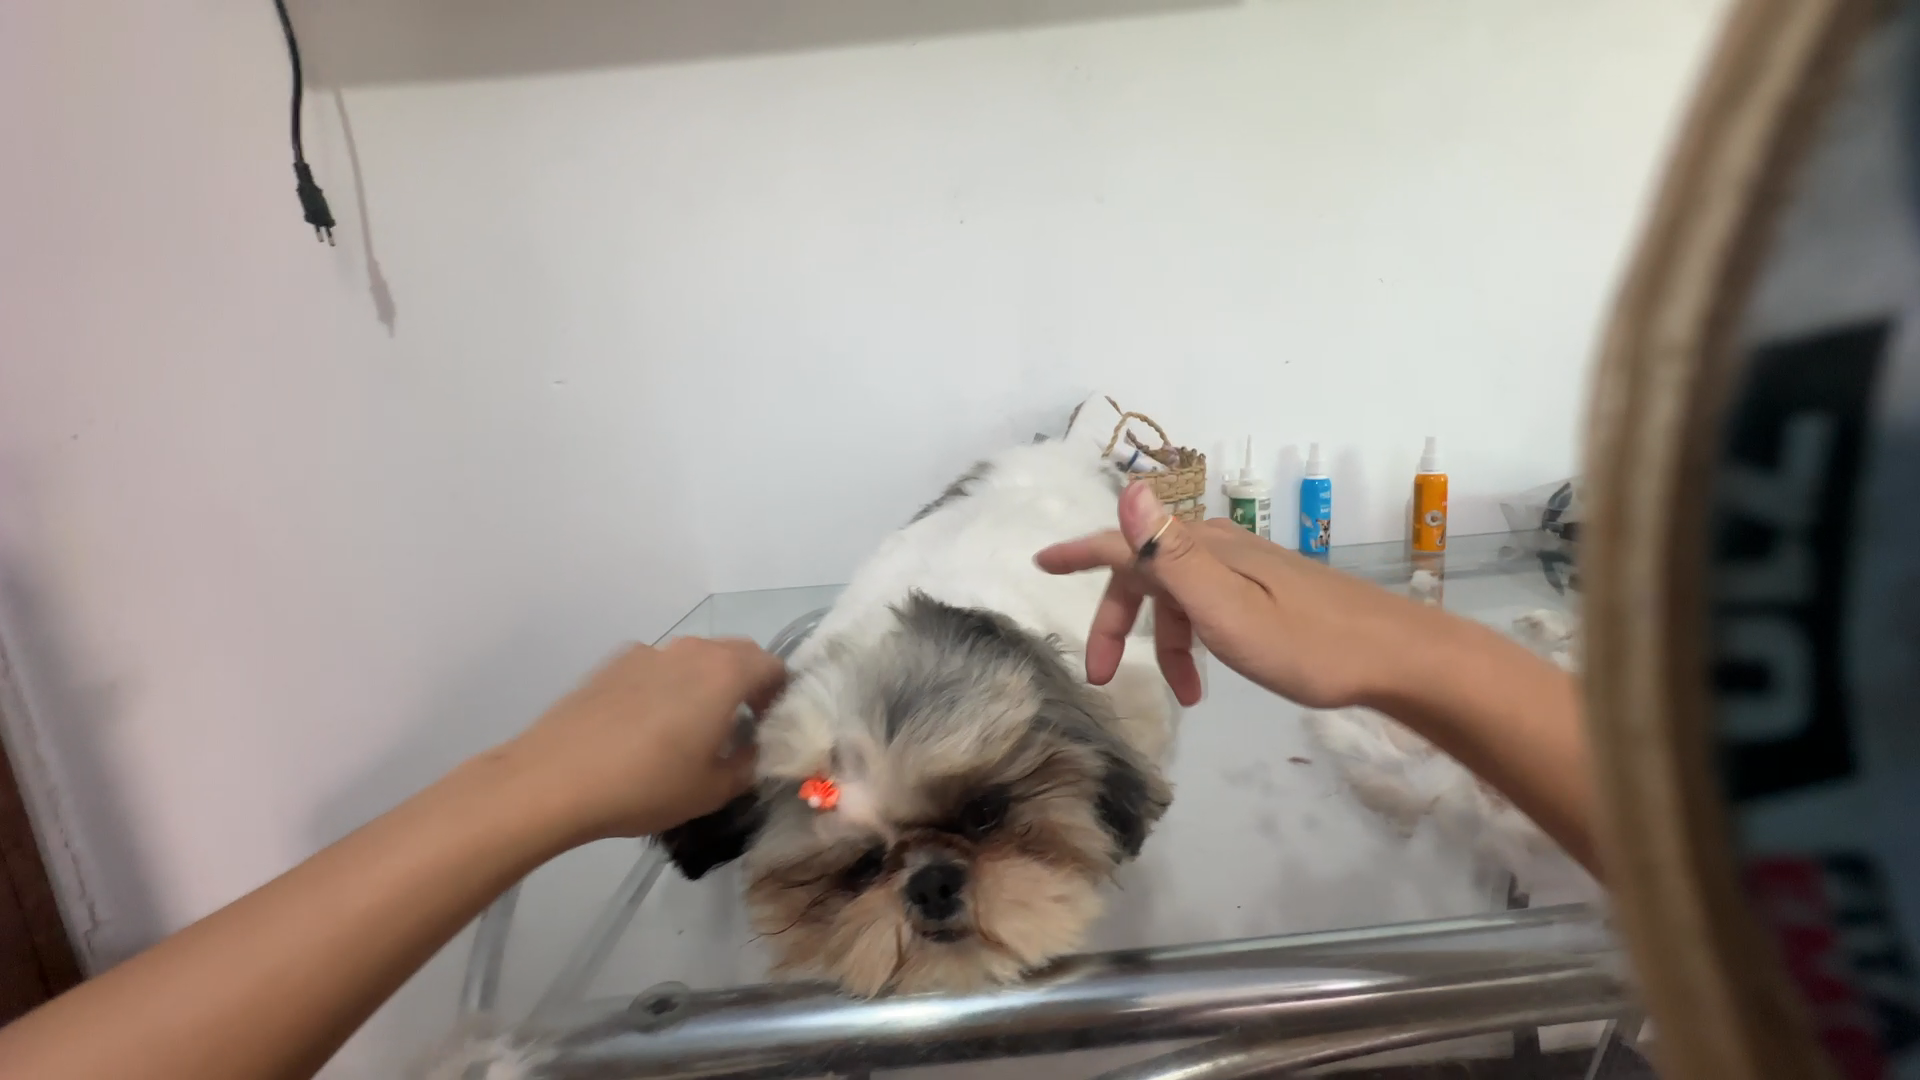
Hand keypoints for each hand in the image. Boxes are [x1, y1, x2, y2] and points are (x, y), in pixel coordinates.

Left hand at [503, 638, 787, 841]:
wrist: (551, 781)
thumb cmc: (645, 785)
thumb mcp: (713, 790)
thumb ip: (748, 765)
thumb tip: (754, 751)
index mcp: (727, 673)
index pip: (774, 667)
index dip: (780, 695)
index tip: (769, 727)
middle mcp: (693, 650)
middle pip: (738, 654)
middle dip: (747, 683)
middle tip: (739, 724)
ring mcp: (650, 652)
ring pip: (696, 658)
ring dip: (707, 682)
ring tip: (689, 726)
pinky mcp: (614, 663)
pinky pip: (658, 666)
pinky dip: (668, 684)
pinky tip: (644, 725)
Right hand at [1036, 482, 1438, 709]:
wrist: (1400, 659)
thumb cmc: (1308, 645)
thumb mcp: (1228, 609)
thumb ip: (1172, 553)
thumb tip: (1128, 489)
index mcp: (1203, 550)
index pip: (1125, 541)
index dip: (1078, 552)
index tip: (1042, 563)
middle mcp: (1218, 549)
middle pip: (1144, 574)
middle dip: (1114, 622)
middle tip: (1098, 671)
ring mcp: (1244, 569)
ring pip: (1176, 596)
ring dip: (1160, 643)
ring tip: (1178, 695)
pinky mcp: (1265, 590)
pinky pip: (1205, 607)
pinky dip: (1192, 640)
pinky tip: (1208, 673)